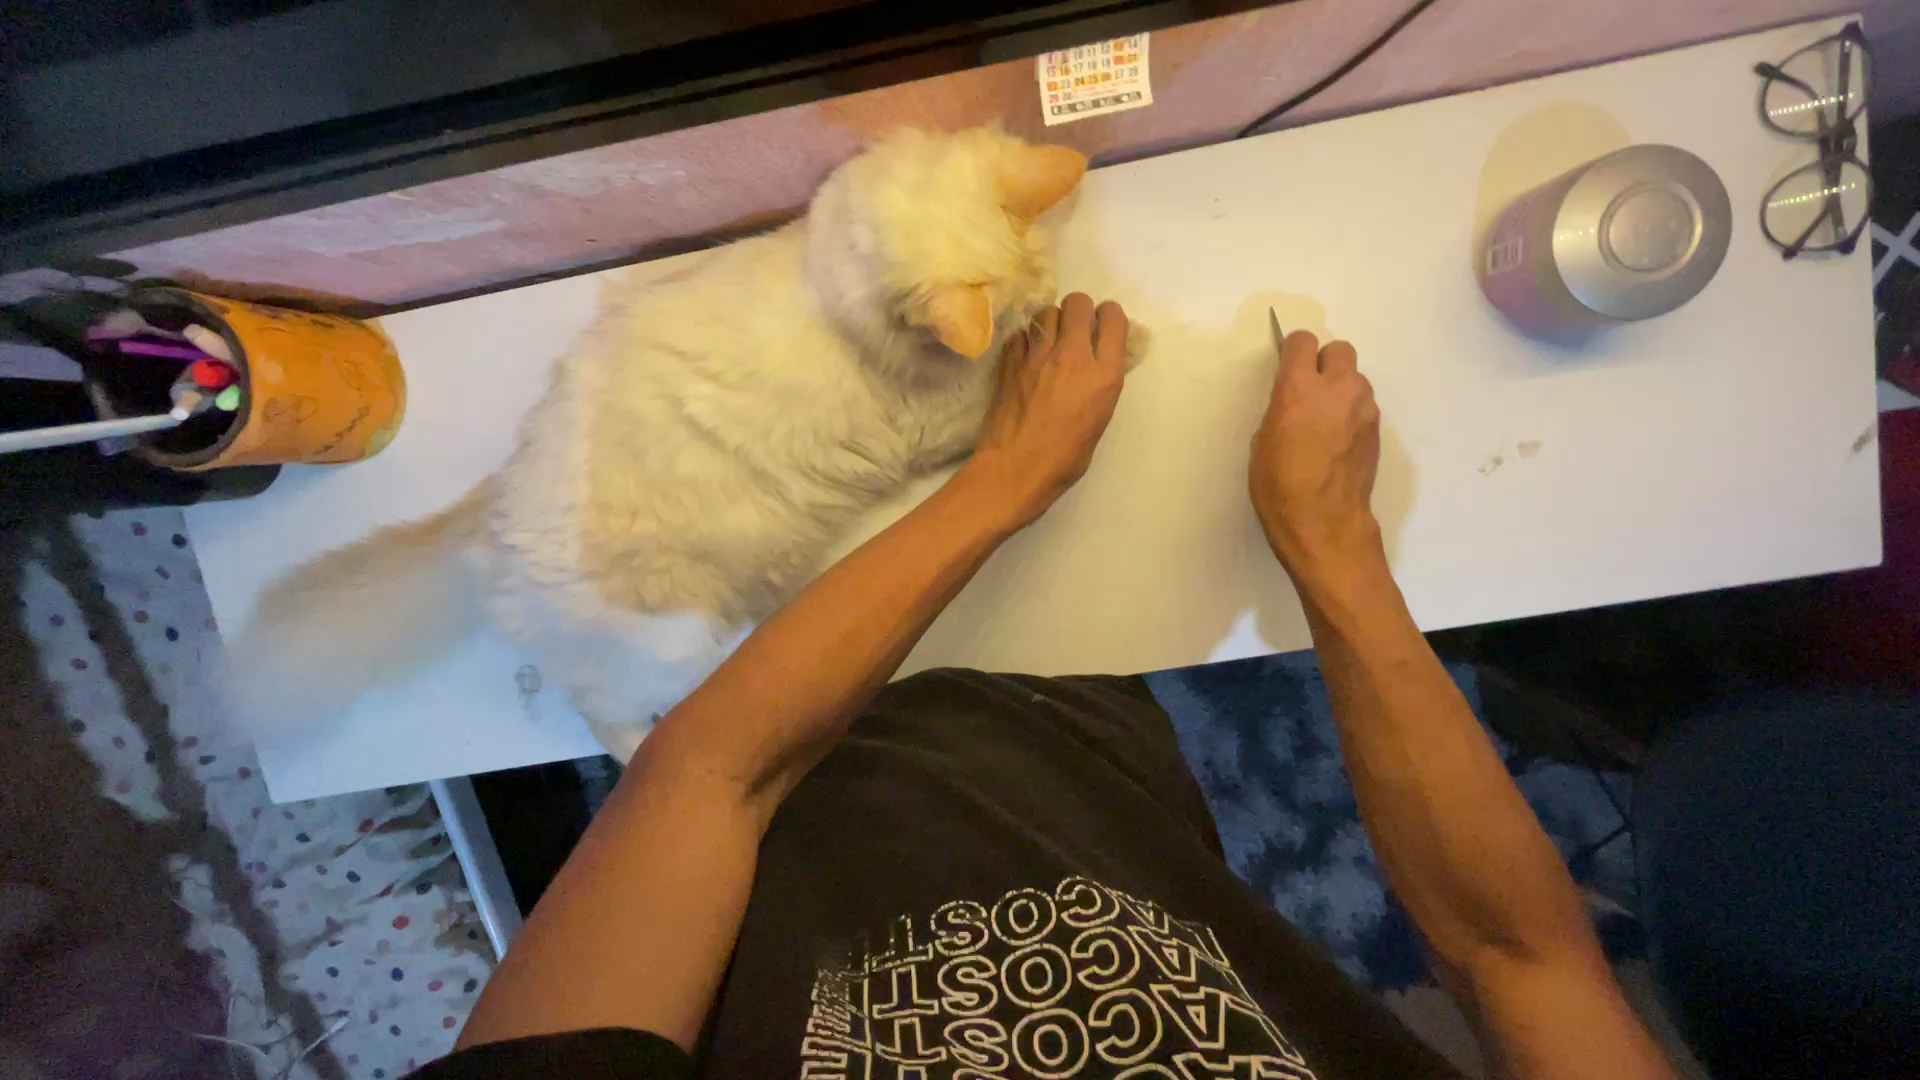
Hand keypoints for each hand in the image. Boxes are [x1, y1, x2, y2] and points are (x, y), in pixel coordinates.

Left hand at [961, 293, 1130, 528]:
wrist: (1015, 470)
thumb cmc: (1064, 459)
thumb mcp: (1099, 420)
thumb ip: (1100, 384)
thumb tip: (1095, 365)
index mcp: (1103, 375)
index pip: (1113, 318)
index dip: (1108, 318)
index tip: (1102, 330)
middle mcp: (1073, 356)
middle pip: (1078, 302)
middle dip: (1079, 312)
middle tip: (1075, 332)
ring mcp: (1038, 356)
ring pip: (1047, 311)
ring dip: (1051, 322)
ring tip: (1049, 343)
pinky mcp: (1010, 362)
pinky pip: (1021, 333)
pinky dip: (1026, 340)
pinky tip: (1027, 358)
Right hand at [1249, 330, 1384, 584]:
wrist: (1323, 522)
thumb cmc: (1279, 486)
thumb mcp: (1263, 442)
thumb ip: (1281, 411)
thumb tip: (1293, 404)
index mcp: (1298, 389)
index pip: (1304, 342)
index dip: (1294, 350)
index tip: (1288, 365)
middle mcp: (1337, 389)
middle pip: (1340, 350)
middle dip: (1324, 362)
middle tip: (1309, 390)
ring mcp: (1364, 408)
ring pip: (1355, 378)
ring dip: (1340, 389)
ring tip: (1323, 420)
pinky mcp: (1377, 429)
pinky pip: (1363, 406)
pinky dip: (1350, 413)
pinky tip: (1336, 441)